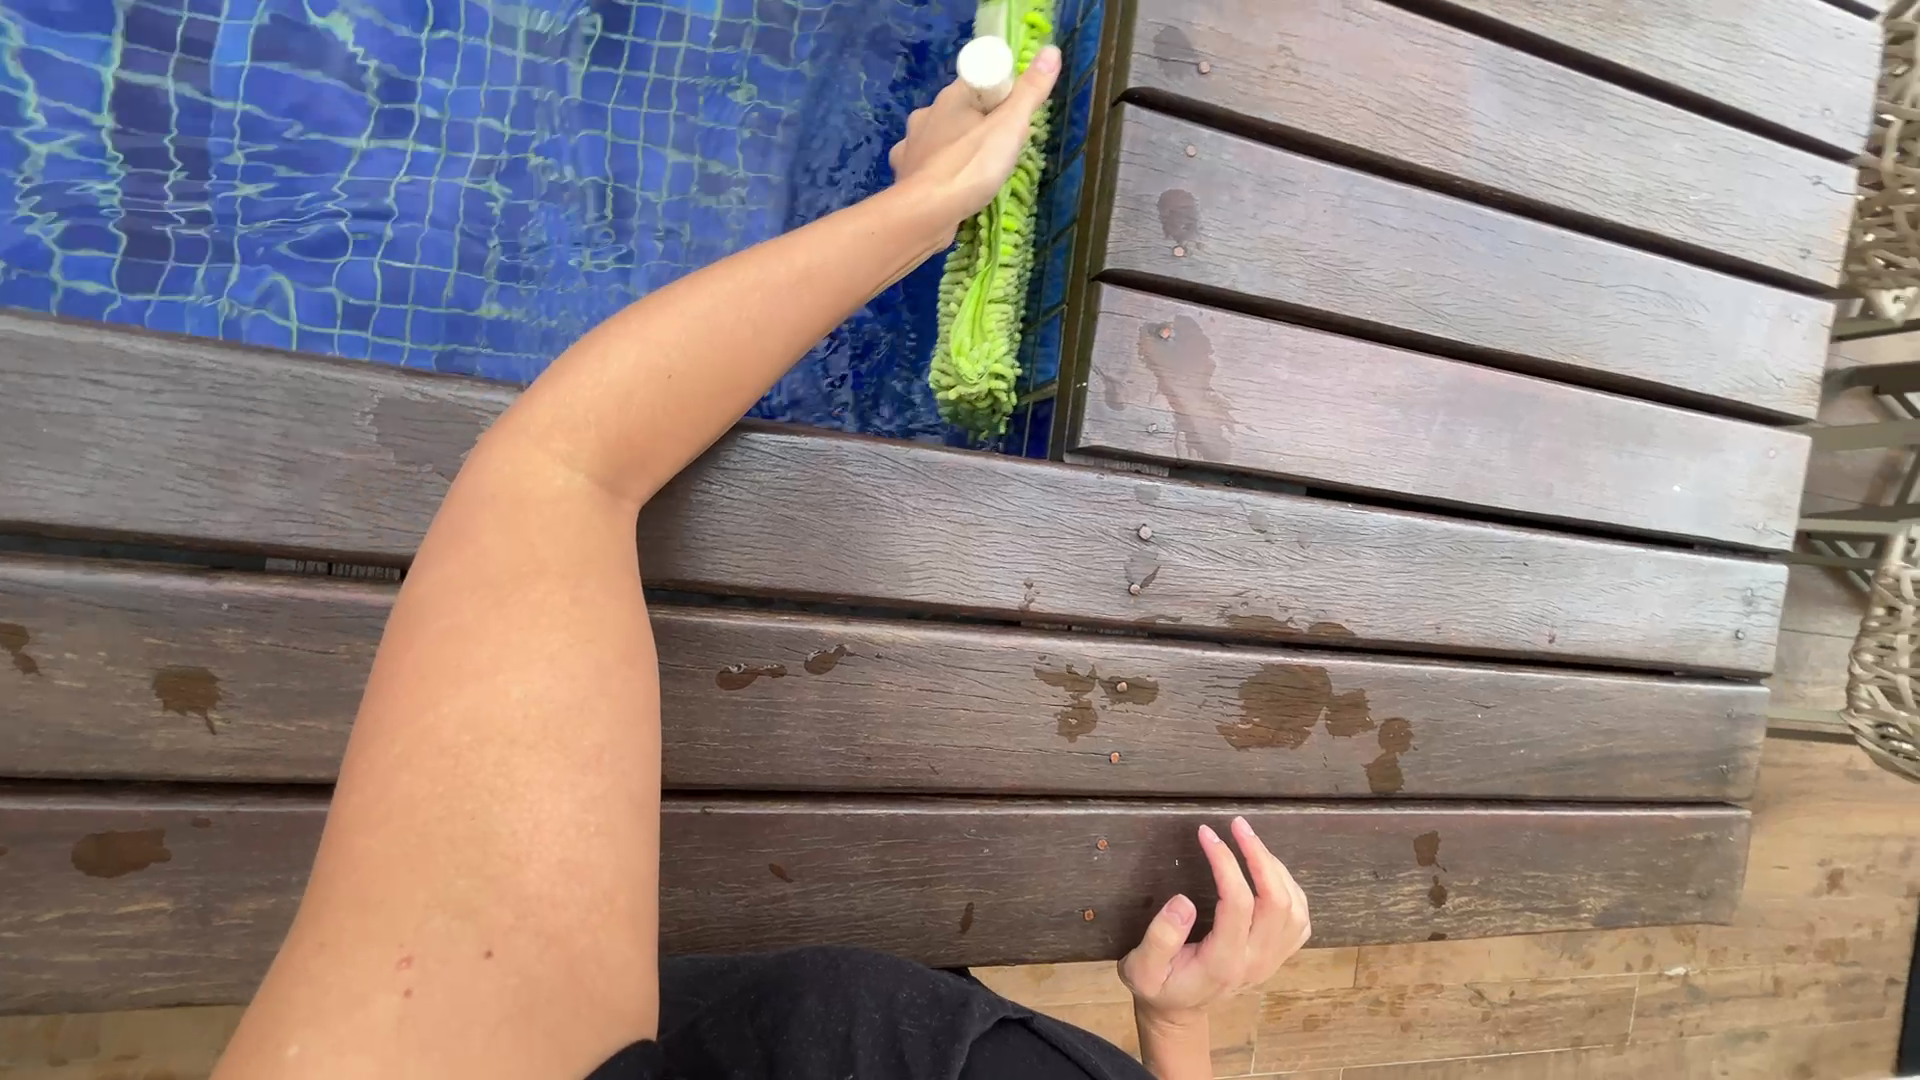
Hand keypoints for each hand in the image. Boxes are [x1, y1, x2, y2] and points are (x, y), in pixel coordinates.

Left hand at [886, 43, 1061, 244]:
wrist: (926, 215)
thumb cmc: (969, 168)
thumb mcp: (1009, 127)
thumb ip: (1029, 93)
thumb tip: (1052, 51)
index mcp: (950, 97)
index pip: (980, 83)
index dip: (1000, 98)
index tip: (1013, 122)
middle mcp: (926, 116)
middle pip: (960, 113)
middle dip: (978, 127)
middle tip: (998, 153)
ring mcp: (911, 147)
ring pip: (938, 141)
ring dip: (954, 151)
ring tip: (972, 172)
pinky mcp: (905, 178)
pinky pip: (925, 169)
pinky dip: (937, 175)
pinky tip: (947, 188)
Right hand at [1120, 817, 1310, 1030]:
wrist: (1178, 1013)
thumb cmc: (1157, 986)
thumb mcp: (1141, 969)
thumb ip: (1159, 938)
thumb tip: (1183, 902)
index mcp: (1222, 961)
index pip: (1238, 903)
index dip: (1225, 862)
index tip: (1206, 833)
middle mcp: (1255, 961)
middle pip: (1276, 902)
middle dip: (1259, 856)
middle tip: (1237, 825)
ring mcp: (1270, 960)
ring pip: (1294, 908)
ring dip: (1276, 868)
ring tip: (1250, 840)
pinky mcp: (1275, 956)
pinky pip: (1299, 919)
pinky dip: (1291, 887)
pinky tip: (1269, 868)